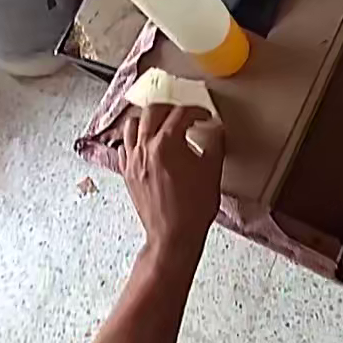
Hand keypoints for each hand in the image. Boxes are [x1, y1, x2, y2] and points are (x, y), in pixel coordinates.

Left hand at [120, 104, 224, 260]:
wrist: (173, 234)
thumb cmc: (192, 207)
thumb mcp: (212, 171)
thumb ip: (216, 144)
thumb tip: (217, 132)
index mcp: (167, 143)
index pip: (181, 114)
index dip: (197, 111)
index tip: (204, 116)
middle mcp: (145, 148)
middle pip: (152, 111)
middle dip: (170, 108)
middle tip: (183, 113)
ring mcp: (133, 161)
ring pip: (131, 125)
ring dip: (147, 119)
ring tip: (161, 122)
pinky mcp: (127, 173)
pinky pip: (124, 146)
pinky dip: (134, 139)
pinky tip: (146, 144)